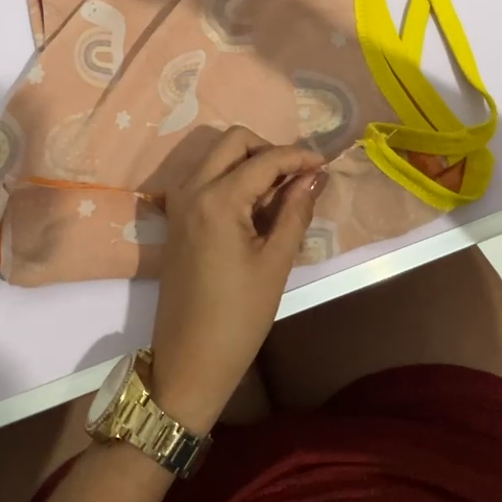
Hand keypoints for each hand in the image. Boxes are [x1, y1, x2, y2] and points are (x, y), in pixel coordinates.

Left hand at [148, 128, 325, 431]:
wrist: (188, 359)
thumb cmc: (239, 316)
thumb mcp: (276, 263)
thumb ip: (294, 211)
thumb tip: (313, 176)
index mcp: (217, 199)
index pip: (264, 160)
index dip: (298, 157)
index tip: (325, 164)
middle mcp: (192, 188)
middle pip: (233, 141)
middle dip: (268, 150)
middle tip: (297, 177)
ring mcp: (179, 202)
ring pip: (217, 156)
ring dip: (248, 162)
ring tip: (280, 194)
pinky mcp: (176, 217)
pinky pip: (205, 177)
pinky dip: (231, 178)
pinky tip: (255, 206)